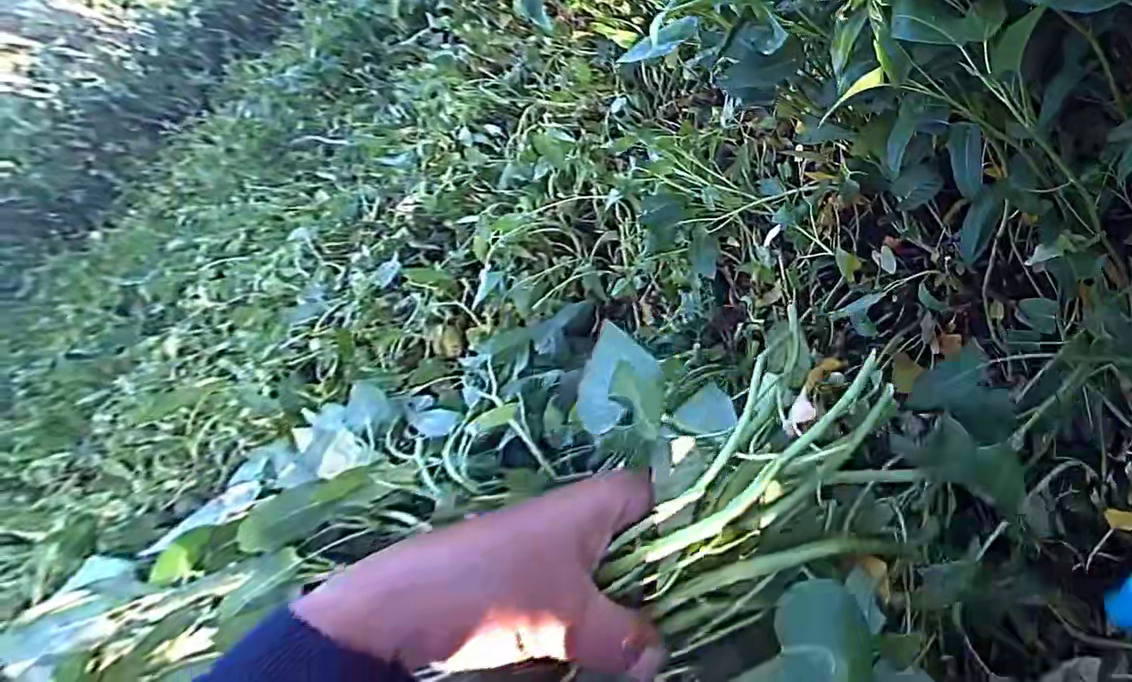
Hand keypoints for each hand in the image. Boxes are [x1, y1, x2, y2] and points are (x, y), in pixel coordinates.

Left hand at [292, 471, 664, 678]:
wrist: (387, 615)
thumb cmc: (492, 589)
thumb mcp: (562, 619)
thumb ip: (620, 637)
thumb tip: (662, 659)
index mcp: (612, 498)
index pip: (678, 495)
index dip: (700, 524)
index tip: (720, 565)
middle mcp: (598, 515)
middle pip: (654, 542)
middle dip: (667, 584)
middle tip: (687, 619)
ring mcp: (570, 549)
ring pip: (624, 576)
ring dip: (632, 611)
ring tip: (648, 646)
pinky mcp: (545, 583)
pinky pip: (592, 598)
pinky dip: (599, 624)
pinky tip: (604, 654)